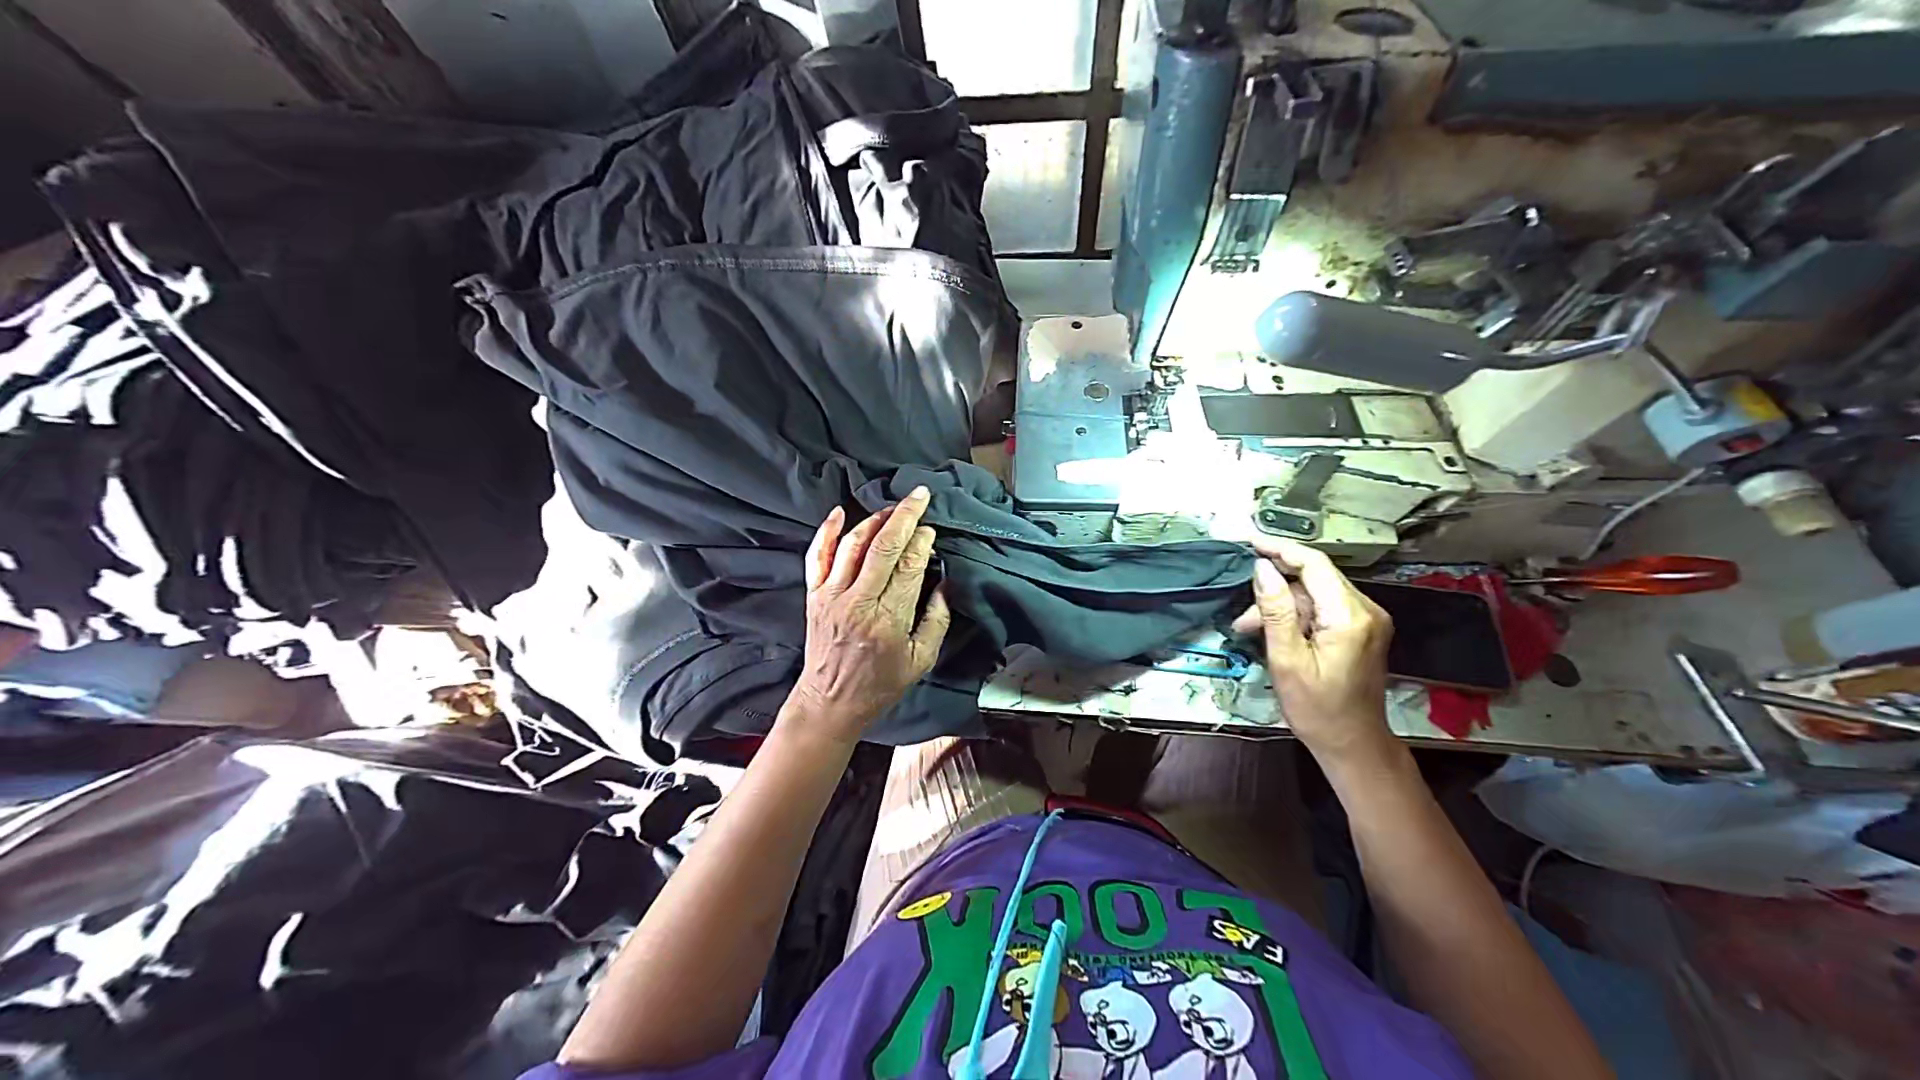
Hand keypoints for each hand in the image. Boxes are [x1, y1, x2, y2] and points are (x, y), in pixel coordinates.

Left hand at [782, 487, 951, 745]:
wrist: (831, 702)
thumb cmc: (878, 684)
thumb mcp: (921, 660)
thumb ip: (937, 620)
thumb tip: (943, 584)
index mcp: (888, 621)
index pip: (909, 567)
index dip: (923, 542)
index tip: (931, 530)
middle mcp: (858, 603)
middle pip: (884, 547)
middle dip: (905, 516)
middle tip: (920, 496)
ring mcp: (832, 596)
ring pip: (854, 545)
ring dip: (875, 520)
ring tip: (893, 507)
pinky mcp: (814, 596)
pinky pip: (817, 556)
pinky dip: (827, 532)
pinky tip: (839, 512)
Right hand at [1232, 536, 1397, 766]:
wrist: (1354, 745)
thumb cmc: (1318, 710)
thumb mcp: (1288, 661)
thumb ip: (1276, 611)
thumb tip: (1262, 568)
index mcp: (1350, 617)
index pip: (1314, 565)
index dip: (1280, 548)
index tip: (1248, 541)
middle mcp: (1366, 611)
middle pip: (1314, 576)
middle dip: (1274, 584)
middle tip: (1241, 606)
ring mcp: (1366, 620)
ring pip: (1315, 593)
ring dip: (1281, 603)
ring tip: (1249, 626)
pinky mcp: (1361, 630)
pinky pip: (1323, 607)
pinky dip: (1296, 614)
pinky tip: (1272, 631)